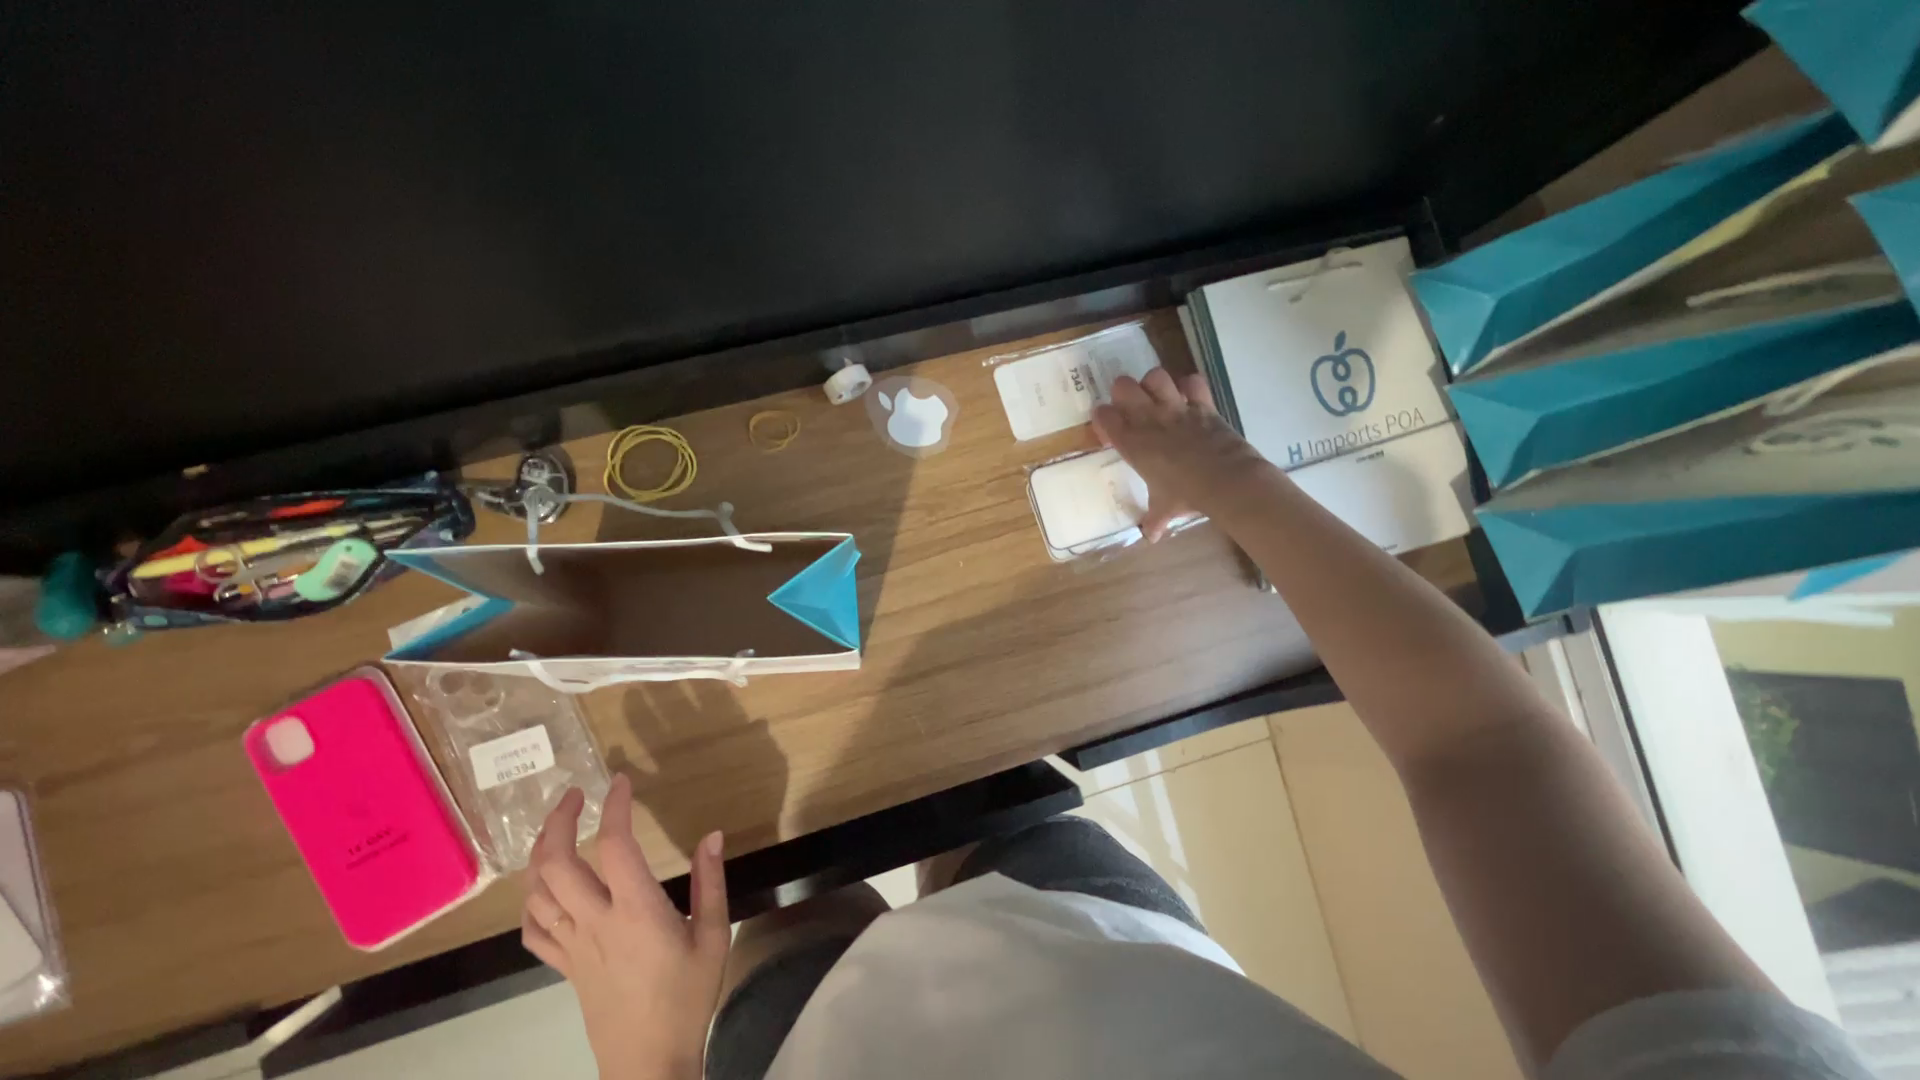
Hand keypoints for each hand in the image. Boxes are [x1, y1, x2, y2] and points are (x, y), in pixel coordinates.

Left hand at [523, 775, 728, 1079]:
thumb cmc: (687, 997)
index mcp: (636, 911)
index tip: (620, 782)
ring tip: (557, 830)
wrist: (649, 1063)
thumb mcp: (714, 937)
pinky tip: (545, 888)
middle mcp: (595, 921)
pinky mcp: (563, 966)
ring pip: (535, 892)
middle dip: (558, 820)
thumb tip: (711, 836)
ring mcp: (572, 945)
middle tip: (574, 795)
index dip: (614, 807)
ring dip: (539, 854)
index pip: (614, 845)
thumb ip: (710, 883)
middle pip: (556, 862)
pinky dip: (531, 901)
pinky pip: (533, 929)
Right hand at [1092, 368, 1265, 539]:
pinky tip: (1189, 398)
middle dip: (1123, 392)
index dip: (1104, 418)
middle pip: (1122, 385)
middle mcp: (1148, 420)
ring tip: (1158, 397)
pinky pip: (1192, 382)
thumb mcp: (1164, 508)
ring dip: (1154, 384)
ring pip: (1155, 376)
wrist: (1225, 481)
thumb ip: (1154, 519)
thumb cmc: (1186, 496)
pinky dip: (1190, 387)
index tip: (1109, 427)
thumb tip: (1151, 537)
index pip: (1103, 416)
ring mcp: (1176, 408)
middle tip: (1131, 406)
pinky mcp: (1202, 404)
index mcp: (1131, 443)